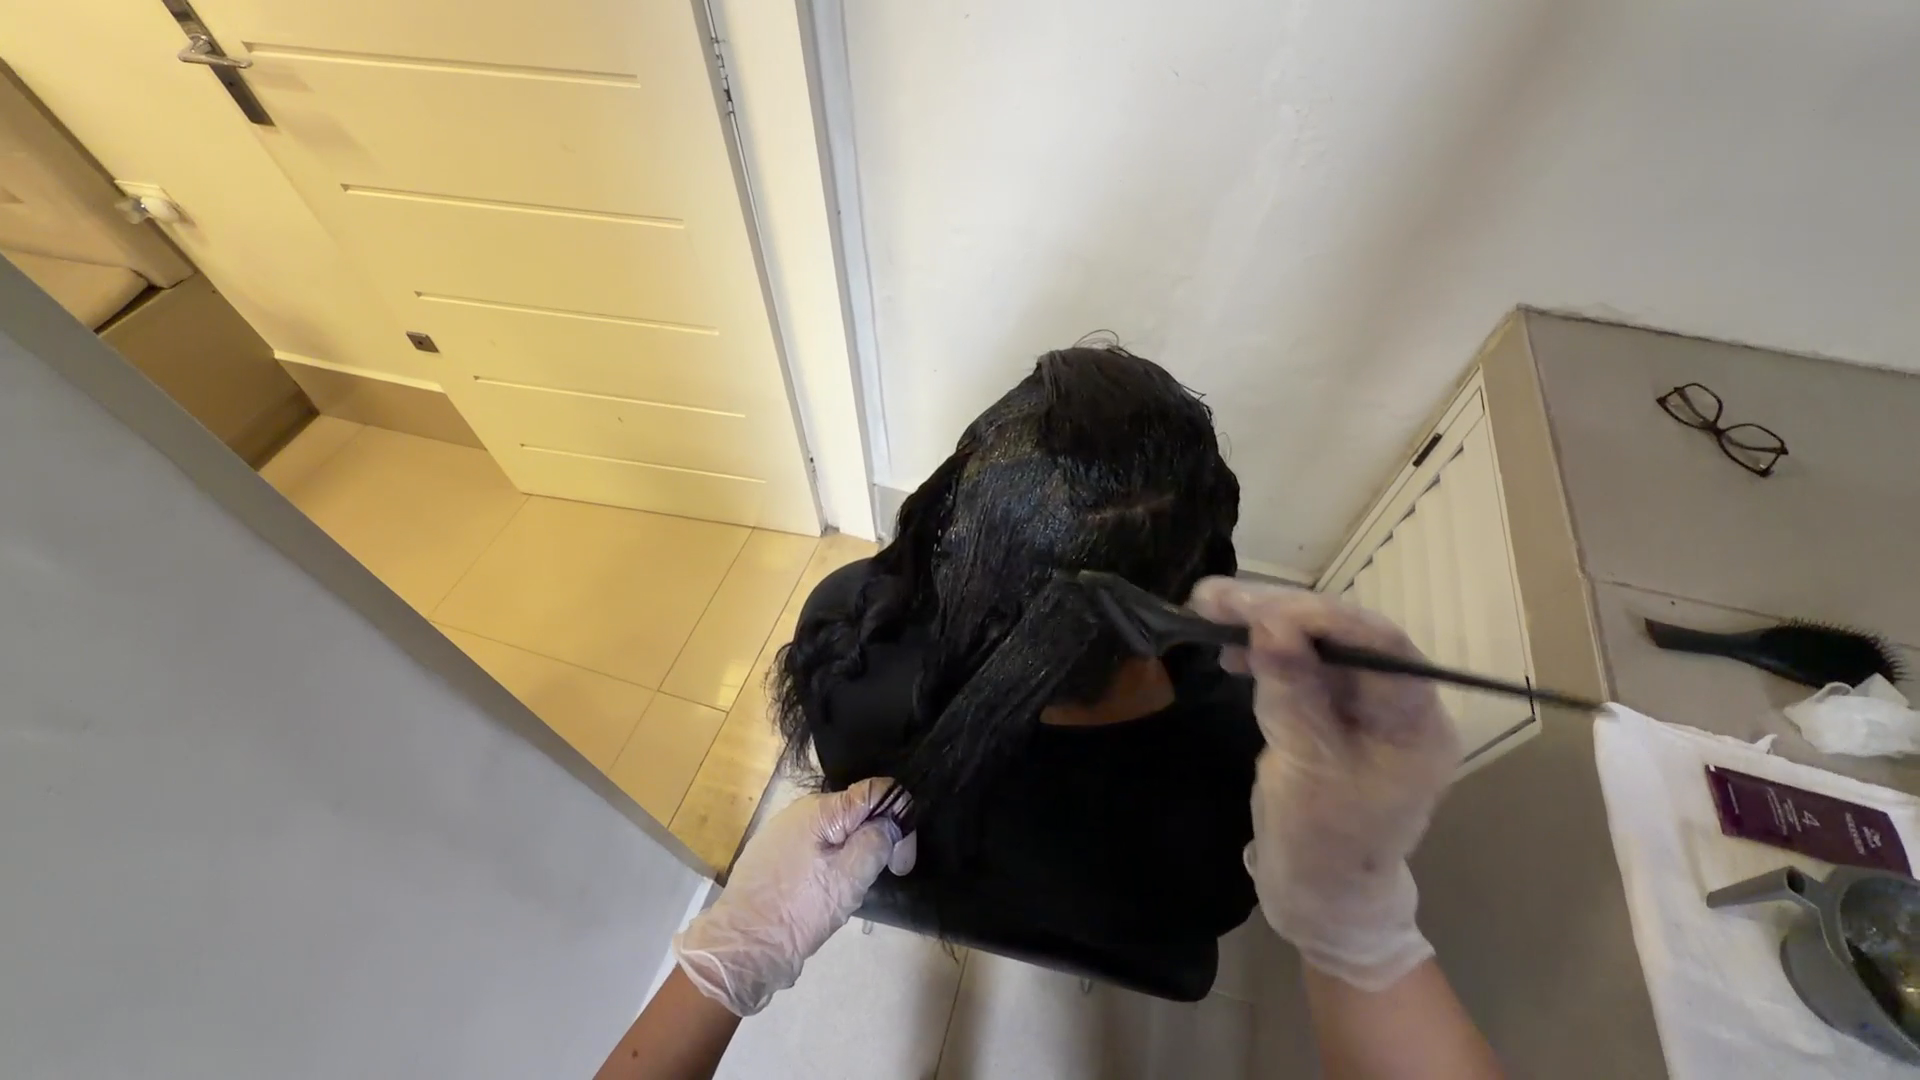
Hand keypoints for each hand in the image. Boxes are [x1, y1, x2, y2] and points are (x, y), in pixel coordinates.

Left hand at [673, 778, 915, 1015]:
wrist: (740, 948)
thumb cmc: (798, 910)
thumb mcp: (849, 878)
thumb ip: (877, 841)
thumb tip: (890, 822)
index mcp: (821, 808)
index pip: (877, 791)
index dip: (900, 820)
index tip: (900, 861)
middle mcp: (801, 810)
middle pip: (856, 812)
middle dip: (875, 841)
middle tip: (876, 881)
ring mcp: (783, 833)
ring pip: (835, 833)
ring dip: (851, 856)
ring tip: (846, 894)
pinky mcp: (773, 855)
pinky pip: (814, 849)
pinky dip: (828, 866)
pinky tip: (822, 896)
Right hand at [1189, 580, 1460, 991]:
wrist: (1319, 896)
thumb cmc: (1321, 843)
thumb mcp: (1305, 768)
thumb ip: (1292, 693)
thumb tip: (1269, 623)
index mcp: (1414, 724)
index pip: (1380, 646)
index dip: (1321, 618)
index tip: (1257, 607)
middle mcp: (1398, 705)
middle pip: (1346, 636)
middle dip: (1280, 611)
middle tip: (1216, 597)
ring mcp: (1364, 708)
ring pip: (1317, 646)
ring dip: (1264, 624)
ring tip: (1210, 609)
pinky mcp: (1332, 713)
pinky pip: (1302, 668)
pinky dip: (1265, 653)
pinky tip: (1232, 650)